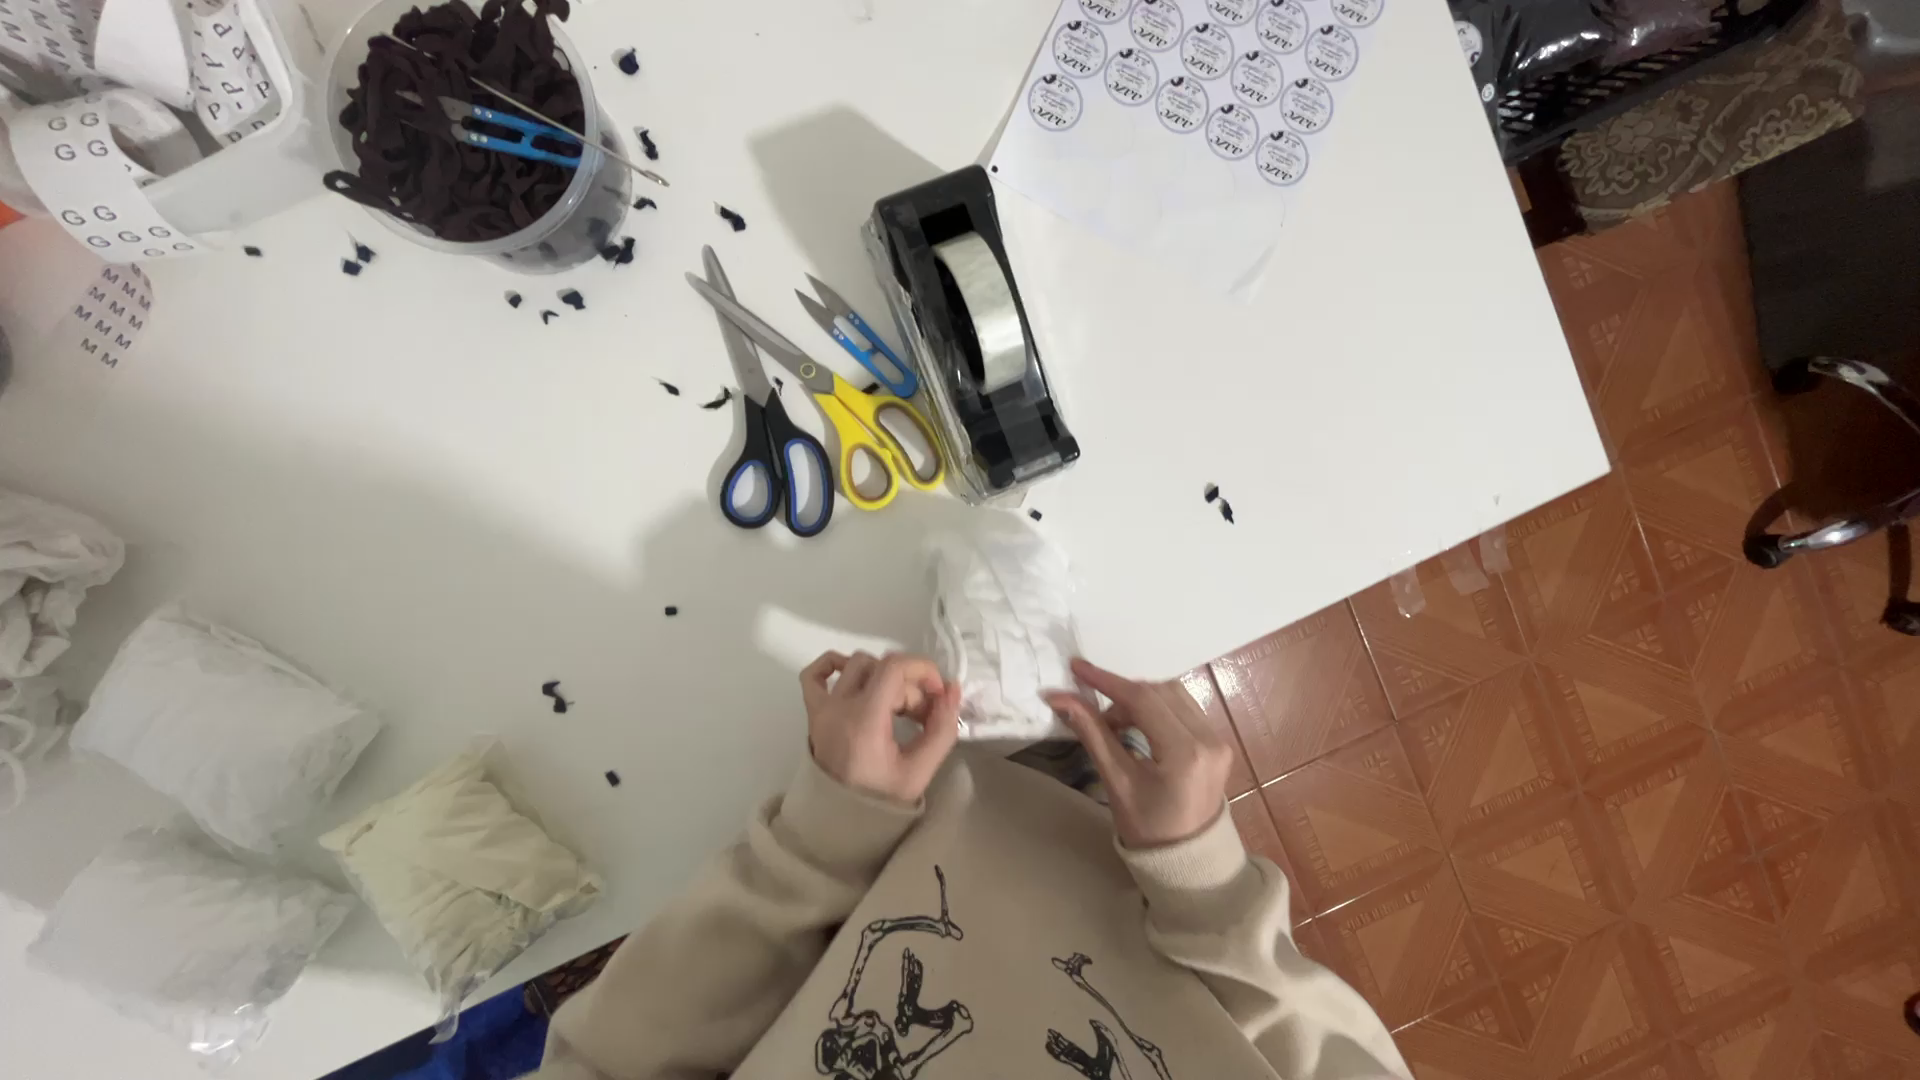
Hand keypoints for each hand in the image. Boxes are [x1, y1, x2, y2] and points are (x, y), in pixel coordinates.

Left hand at [801, 650, 961, 804]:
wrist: (840, 824)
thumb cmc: (881, 800)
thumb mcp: (920, 771)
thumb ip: (942, 728)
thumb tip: (952, 689)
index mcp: (864, 721)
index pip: (894, 668)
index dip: (922, 669)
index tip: (938, 692)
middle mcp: (839, 707)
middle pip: (881, 669)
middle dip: (909, 685)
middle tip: (921, 716)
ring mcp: (822, 708)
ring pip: (855, 665)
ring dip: (882, 677)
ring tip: (895, 707)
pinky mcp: (813, 713)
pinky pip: (813, 674)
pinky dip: (833, 665)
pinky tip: (854, 678)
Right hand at [1046, 658, 1233, 848]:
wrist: (1189, 862)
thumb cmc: (1148, 829)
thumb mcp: (1116, 782)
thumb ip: (1092, 734)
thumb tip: (1059, 698)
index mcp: (1185, 753)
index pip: (1143, 700)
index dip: (1107, 681)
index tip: (1077, 668)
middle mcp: (1208, 738)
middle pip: (1159, 691)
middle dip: (1122, 693)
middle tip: (1095, 711)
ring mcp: (1217, 739)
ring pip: (1172, 694)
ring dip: (1139, 699)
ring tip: (1115, 723)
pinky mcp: (1217, 741)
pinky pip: (1183, 707)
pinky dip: (1156, 707)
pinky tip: (1137, 726)